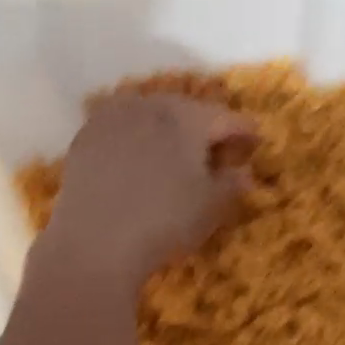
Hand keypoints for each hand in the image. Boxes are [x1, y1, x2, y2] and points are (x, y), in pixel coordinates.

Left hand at [40, 93, 257, 288]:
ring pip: (151, 114)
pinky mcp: (87, 135)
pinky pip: (123, 128)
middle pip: (186, 110)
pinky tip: (142, 159)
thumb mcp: (212, 207)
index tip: (257, 139)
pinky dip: (140, 138)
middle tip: (218, 147)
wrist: (98, 239)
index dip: (245, 129)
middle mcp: (149, 105)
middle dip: (205, 126)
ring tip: (179, 151)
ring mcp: (113, 116)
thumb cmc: (167, 220)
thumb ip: (232, 184)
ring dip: (169, 129)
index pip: (226, 117)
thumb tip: (245, 172)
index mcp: (187, 118)